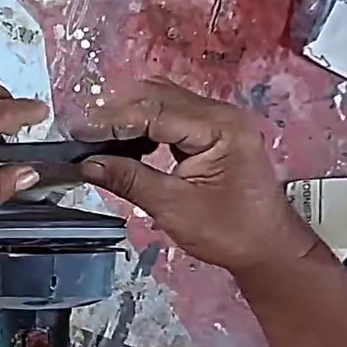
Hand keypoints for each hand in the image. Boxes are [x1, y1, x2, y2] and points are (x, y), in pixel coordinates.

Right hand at [70, 78, 321, 276]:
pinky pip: (167, 115)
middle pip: (156, 97)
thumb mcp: (172, 207)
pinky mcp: (208, 133)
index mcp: (219, 129)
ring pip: (159, 101)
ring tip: (95, 135)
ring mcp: (215, 121)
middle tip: (80, 133)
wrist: (268, 248)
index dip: (111, 121)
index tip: (77, 134)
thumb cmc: (229, 231)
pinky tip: (120, 139)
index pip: (153, 112)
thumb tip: (86, 164)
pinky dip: (139, 123)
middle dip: (115, 113)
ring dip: (125, 115)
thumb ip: (128, 179)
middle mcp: (219, 115)